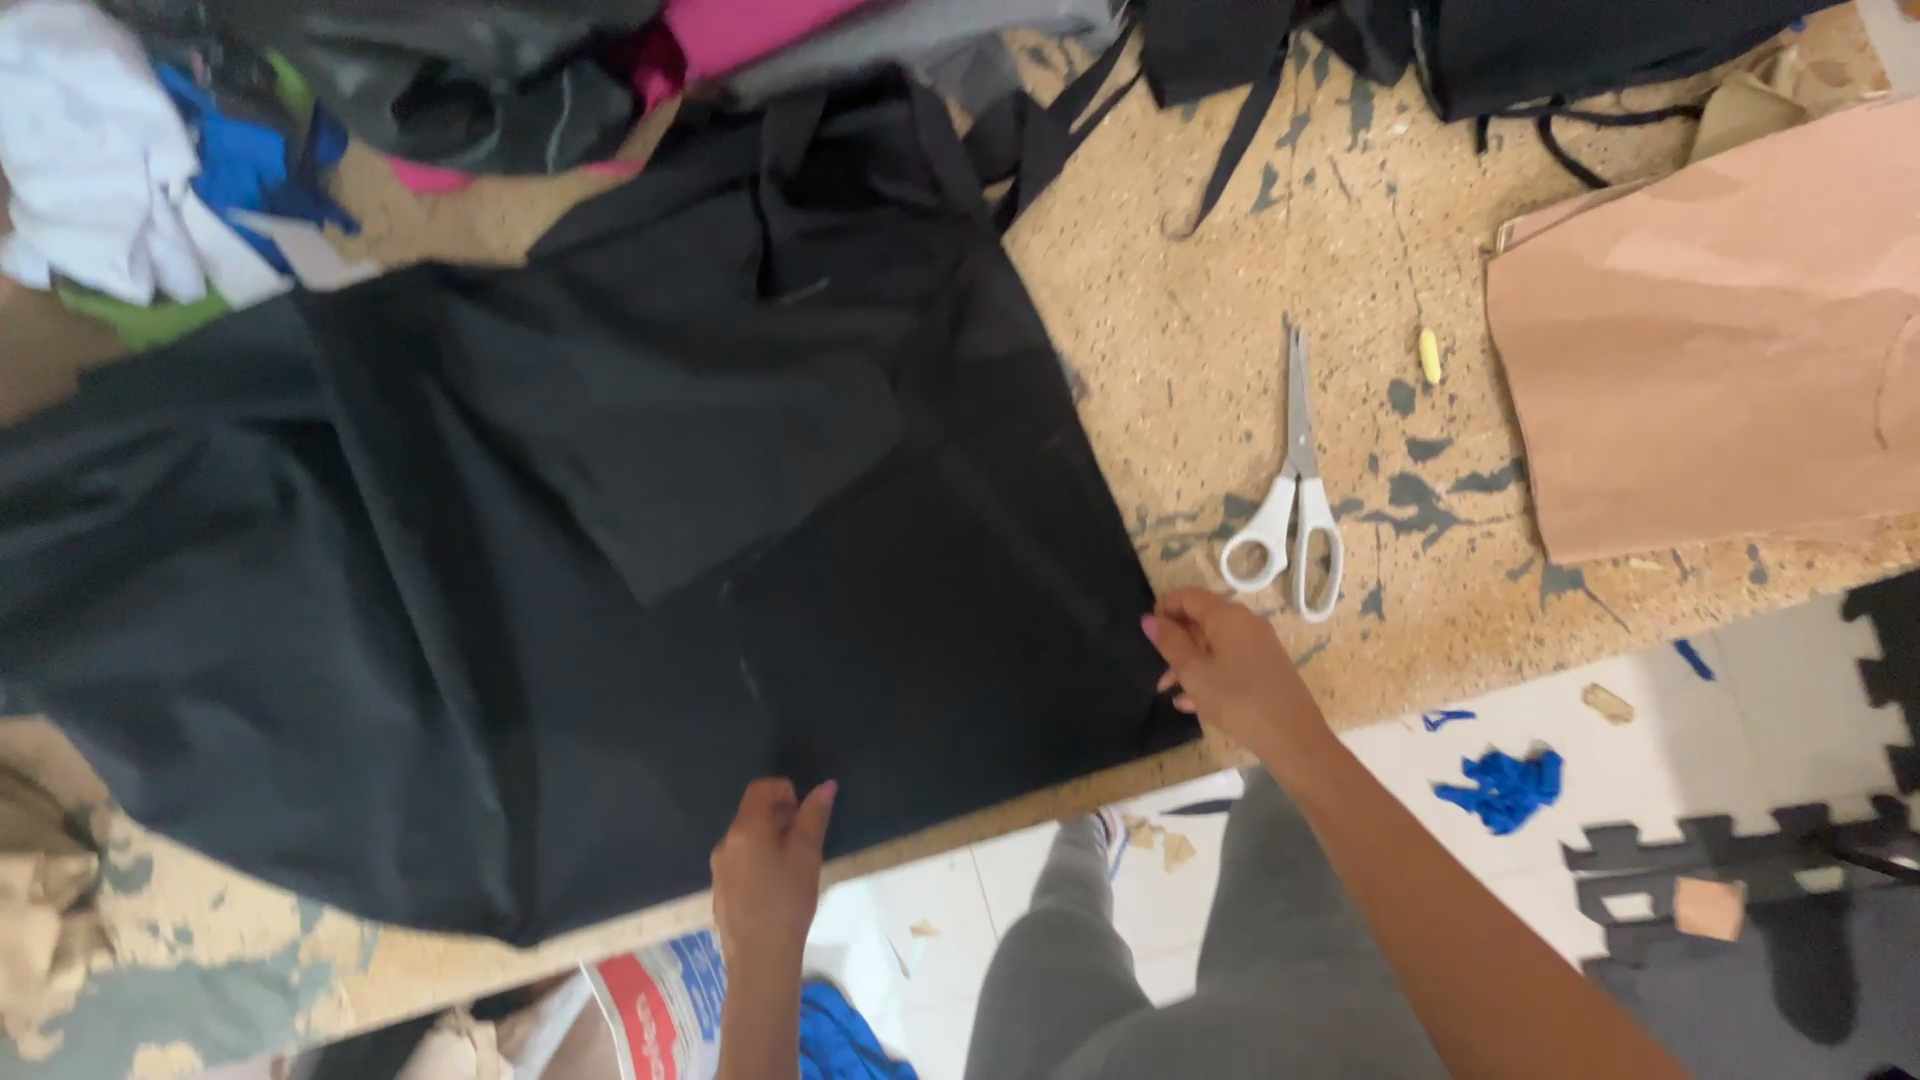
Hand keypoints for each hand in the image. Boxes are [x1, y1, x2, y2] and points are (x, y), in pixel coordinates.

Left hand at [710, 778, 836, 970]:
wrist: (760, 959)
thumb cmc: (787, 900)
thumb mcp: (807, 853)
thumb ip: (814, 815)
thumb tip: (826, 786)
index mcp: (744, 828)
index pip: (761, 788)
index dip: (785, 791)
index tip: (805, 813)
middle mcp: (725, 843)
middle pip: (752, 812)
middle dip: (781, 816)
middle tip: (805, 839)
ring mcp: (719, 869)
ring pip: (747, 838)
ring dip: (771, 838)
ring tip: (794, 864)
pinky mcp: (720, 891)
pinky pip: (740, 861)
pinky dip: (759, 860)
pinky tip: (777, 886)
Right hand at [1142, 588, 1335, 760]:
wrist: (1293, 737)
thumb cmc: (1237, 700)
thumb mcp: (1193, 672)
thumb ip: (1169, 642)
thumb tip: (1149, 619)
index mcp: (1227, 616)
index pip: (1188, 596)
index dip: (1164, 608)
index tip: (1149, 634)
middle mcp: (1245, 623)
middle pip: (1201, 620)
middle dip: (1175, 642)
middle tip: (1158, 669)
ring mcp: (1258, 645)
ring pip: (1213, 644)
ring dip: (1188, 663)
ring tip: (1169, 692)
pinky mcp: (1265, 666)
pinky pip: (1228, 660)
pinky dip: (1208, 674)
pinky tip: (1192, 703)